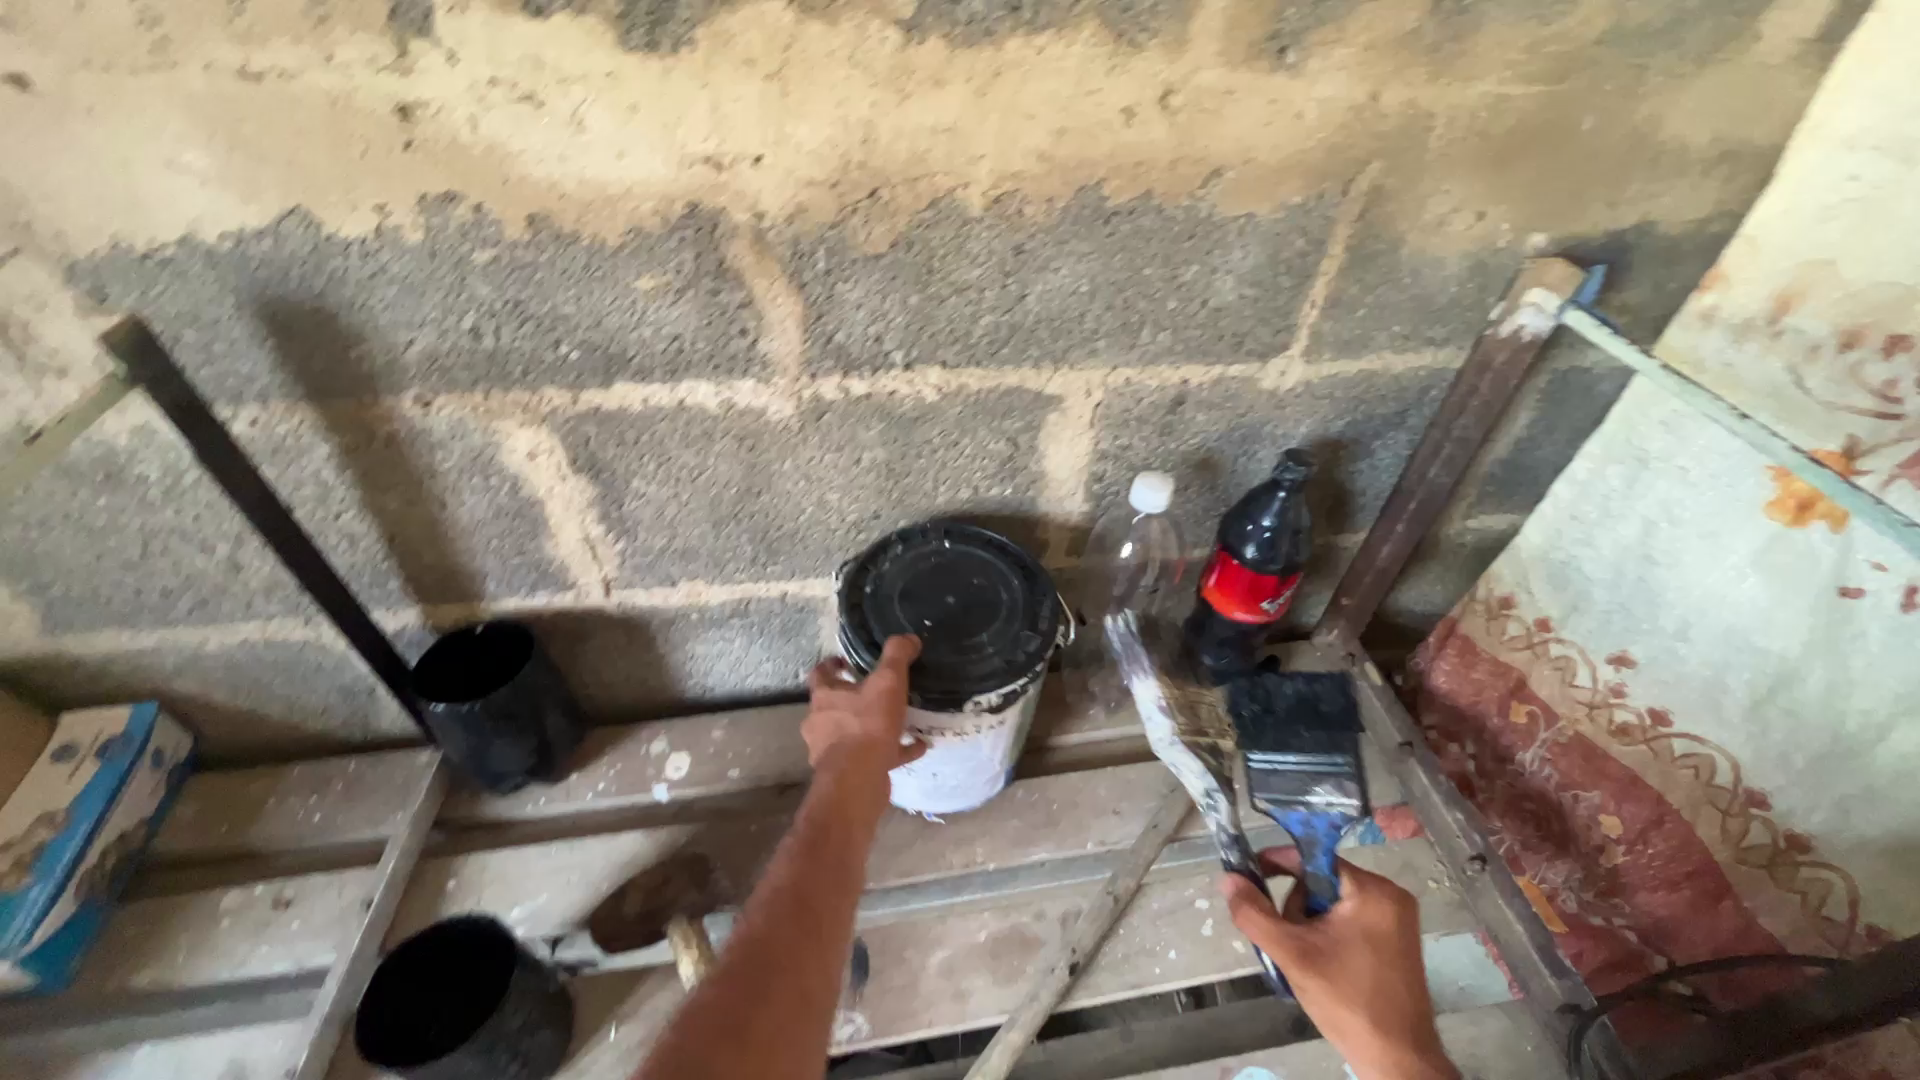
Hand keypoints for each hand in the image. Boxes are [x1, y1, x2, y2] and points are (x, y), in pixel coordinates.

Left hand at [803, 635, 927, 773]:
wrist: (858, 780)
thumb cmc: (867, 725)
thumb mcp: (887, 682)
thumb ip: (897, 656)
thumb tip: (909, 638)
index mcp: (825, 697)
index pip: (820, 674)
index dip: (832, 665)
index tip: (846, 661)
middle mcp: (821, 723)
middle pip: (834, 705)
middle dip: (855, 698)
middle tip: (879, 691)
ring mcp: (832, 751)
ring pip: (853, 733)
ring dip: (875, 727)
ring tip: (902, 722)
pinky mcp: (849, 772)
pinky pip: (873, 756)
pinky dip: (893, 751)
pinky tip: (916, 747)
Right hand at [1221, 848, 1457, 1079]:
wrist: (1397, 1061)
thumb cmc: (1346, 1001)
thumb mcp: (1291, 953)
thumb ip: (1254, 913)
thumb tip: (1228, 879)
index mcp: (1372, 890)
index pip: (1311, 856)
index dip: (1276, 863)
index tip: (1250, 878)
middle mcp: (1389, 895)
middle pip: (1320, 880)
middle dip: (1295, 906)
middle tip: (1288, 939)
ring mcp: (1396, 918)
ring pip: (1331, 900)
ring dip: (1308, 922)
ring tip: (1305, 957)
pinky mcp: (1396, 939)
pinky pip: (1348, 918)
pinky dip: (1326, 932)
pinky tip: (1320, 961)